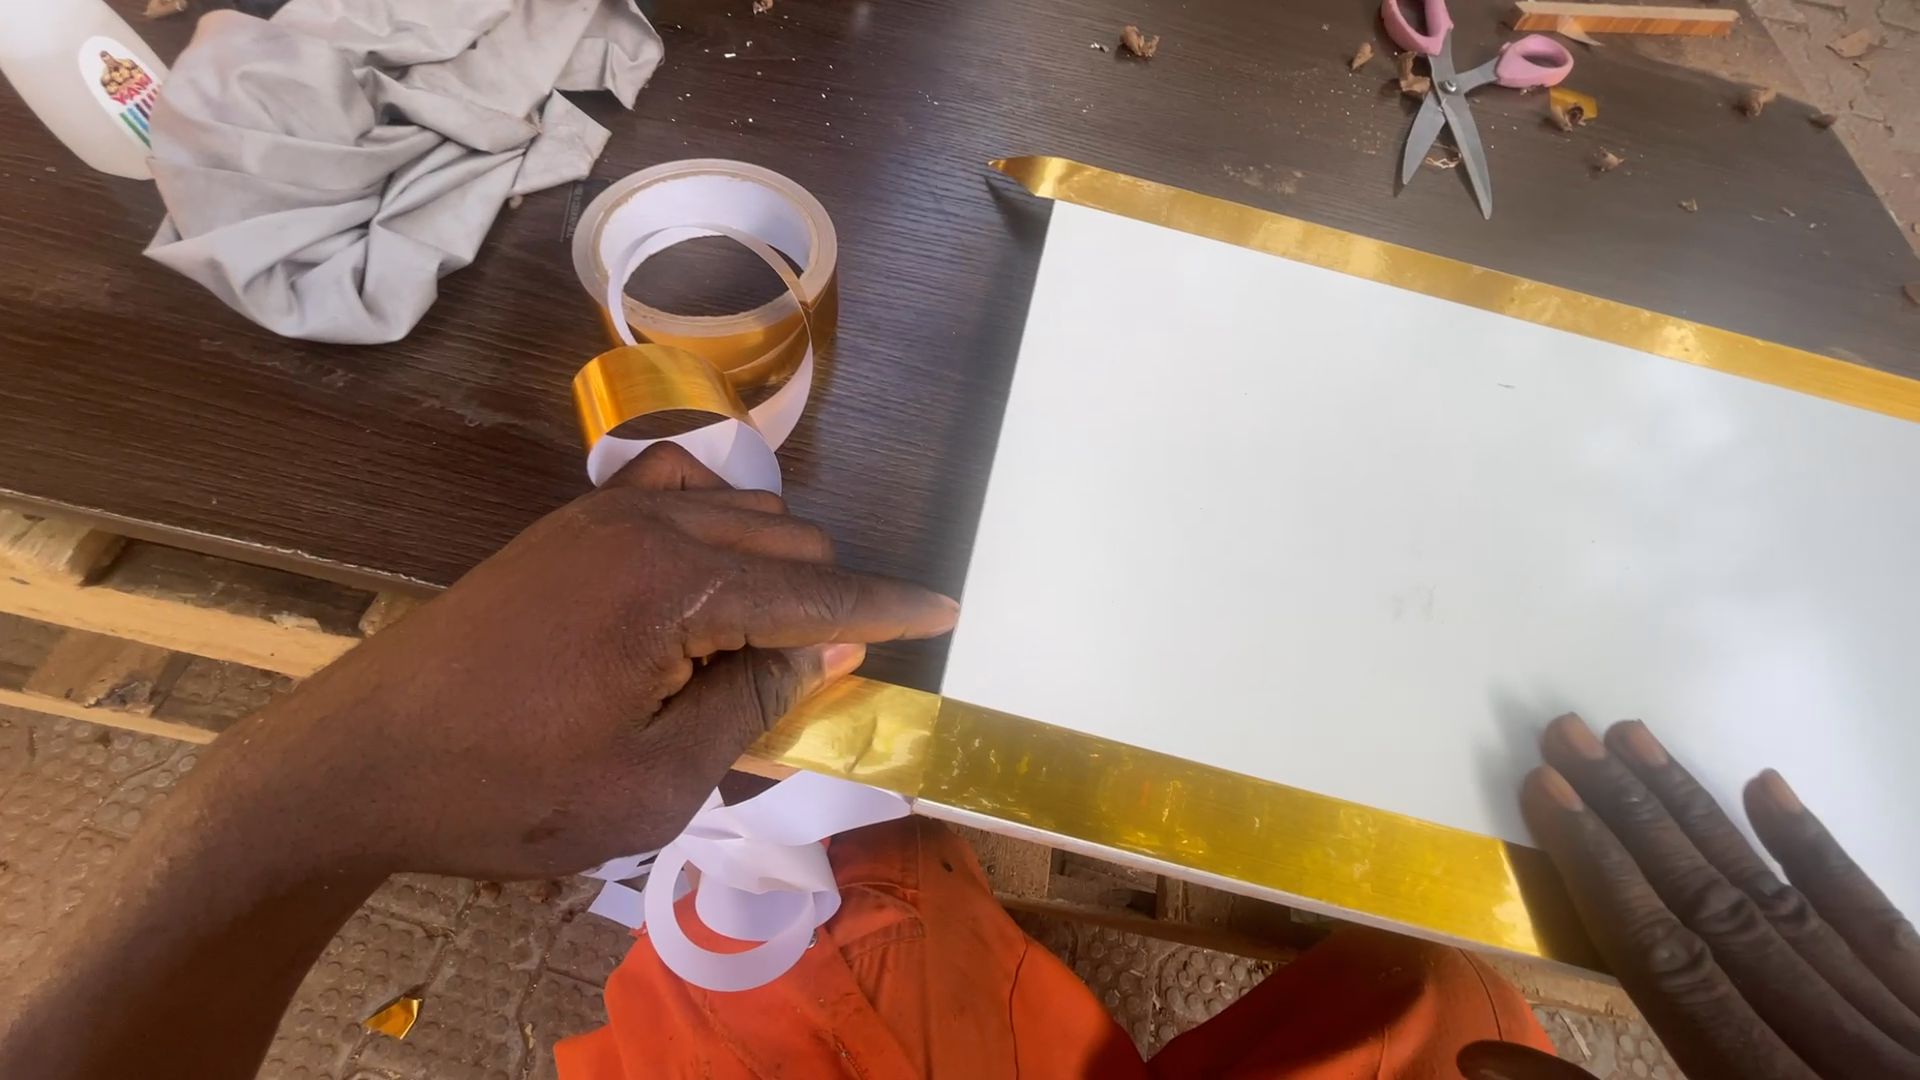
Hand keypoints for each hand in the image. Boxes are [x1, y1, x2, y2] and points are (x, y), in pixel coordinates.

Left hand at [208, 442, 959, 881]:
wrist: (352, 763)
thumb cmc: (510, 794)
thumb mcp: (657, 784)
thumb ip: (757, 700)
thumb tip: (829, 643)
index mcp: (676, 588)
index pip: (818, 597)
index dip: (890, 611)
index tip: (946, 610)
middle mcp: (652, 525)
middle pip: (794, 545)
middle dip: (820, 610)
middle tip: (788, 685)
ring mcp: (609, 510)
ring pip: (749, 515)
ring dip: (774, 574)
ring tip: (738, 647)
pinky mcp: (577, 518)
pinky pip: (684, 489)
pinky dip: (721, 527)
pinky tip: (704, 573)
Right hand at [1460, 716, 1919, 1079]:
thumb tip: (1480, 1058)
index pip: (1664, 954)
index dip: (1597, 863)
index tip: (1544, 786)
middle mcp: (1846, 1054)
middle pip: (1714, 907)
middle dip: (1630, 810)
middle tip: (1569, 732)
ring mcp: (1916, 1033)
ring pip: (1781, 898)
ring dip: (1697, 810)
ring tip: (1634, 737)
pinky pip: (1885, 927)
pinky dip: (1820, 855)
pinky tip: (1766, 787)